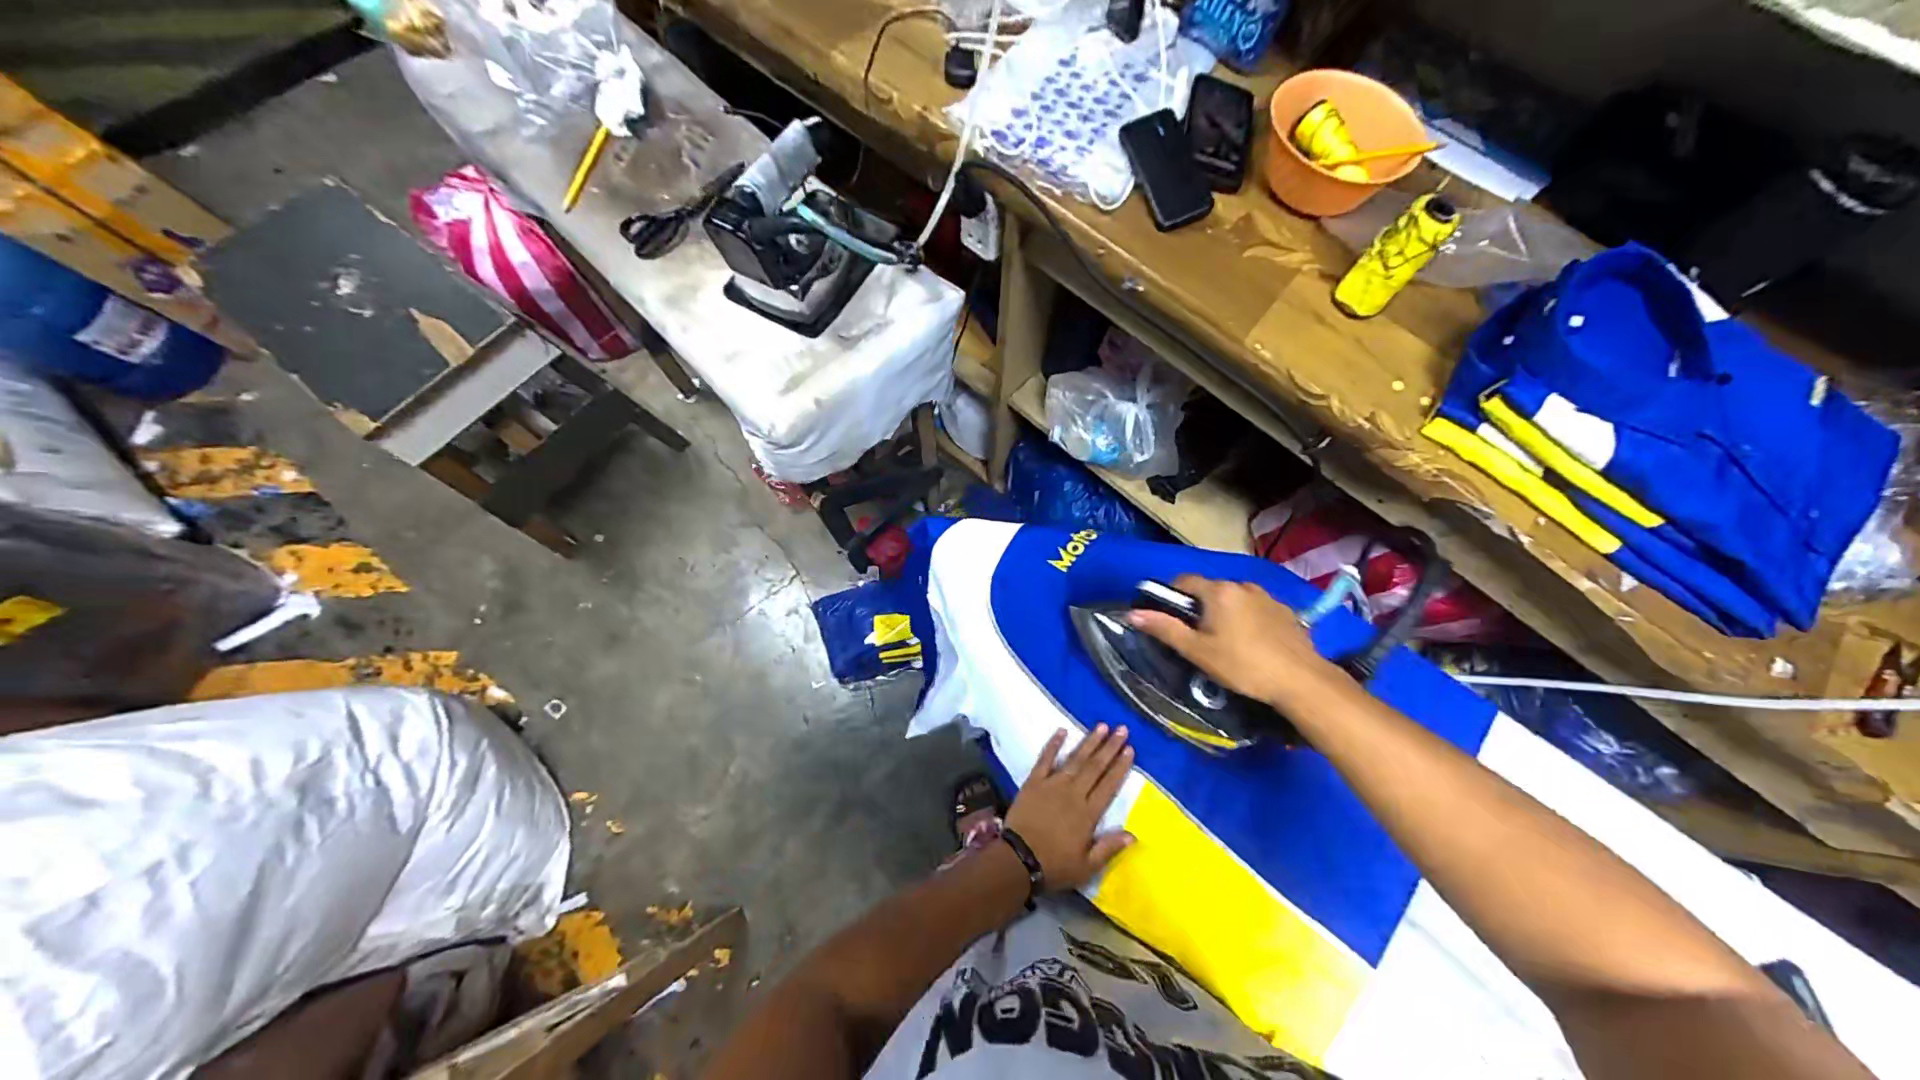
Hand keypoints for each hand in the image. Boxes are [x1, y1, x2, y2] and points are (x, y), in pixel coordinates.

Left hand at [1003, 725, 1135, 890]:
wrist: (1018, 859)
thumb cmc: (1054, 865)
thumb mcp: (1087, 867)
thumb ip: (1109, 848)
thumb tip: (1133, 834)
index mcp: (1088, 814)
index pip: (1109, 785)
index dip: (1120, 767)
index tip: (1130, 749)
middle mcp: (1073, 794)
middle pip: (1095, 767)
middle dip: (1110, 747)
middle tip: (1122, 729)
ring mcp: (1052, 785)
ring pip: (1075, 759)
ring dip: (1089, 742)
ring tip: (1101, 726)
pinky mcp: (1033, 782)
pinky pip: (1045, 759)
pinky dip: (1053, 744)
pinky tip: (1062, 731)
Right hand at [1126, 574, 1352, 710]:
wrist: (1301, 680)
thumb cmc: (1242, 666)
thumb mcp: (1198, 651)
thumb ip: (1165, 629)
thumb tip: (1133, 613)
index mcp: (1219, 591)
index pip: (1184, 580)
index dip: (1171, 596)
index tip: (1169, 619)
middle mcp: (1243, 585)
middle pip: (1210, 590)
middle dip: (1199, 608)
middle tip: (1197, 638)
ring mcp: (1267, 597)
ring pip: (1234, 599)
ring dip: (1225, 613)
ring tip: (1226, 642)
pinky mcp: (1286, 611)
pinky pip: (1256, 609)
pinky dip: (1248, 619)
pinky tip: (1252, 644)